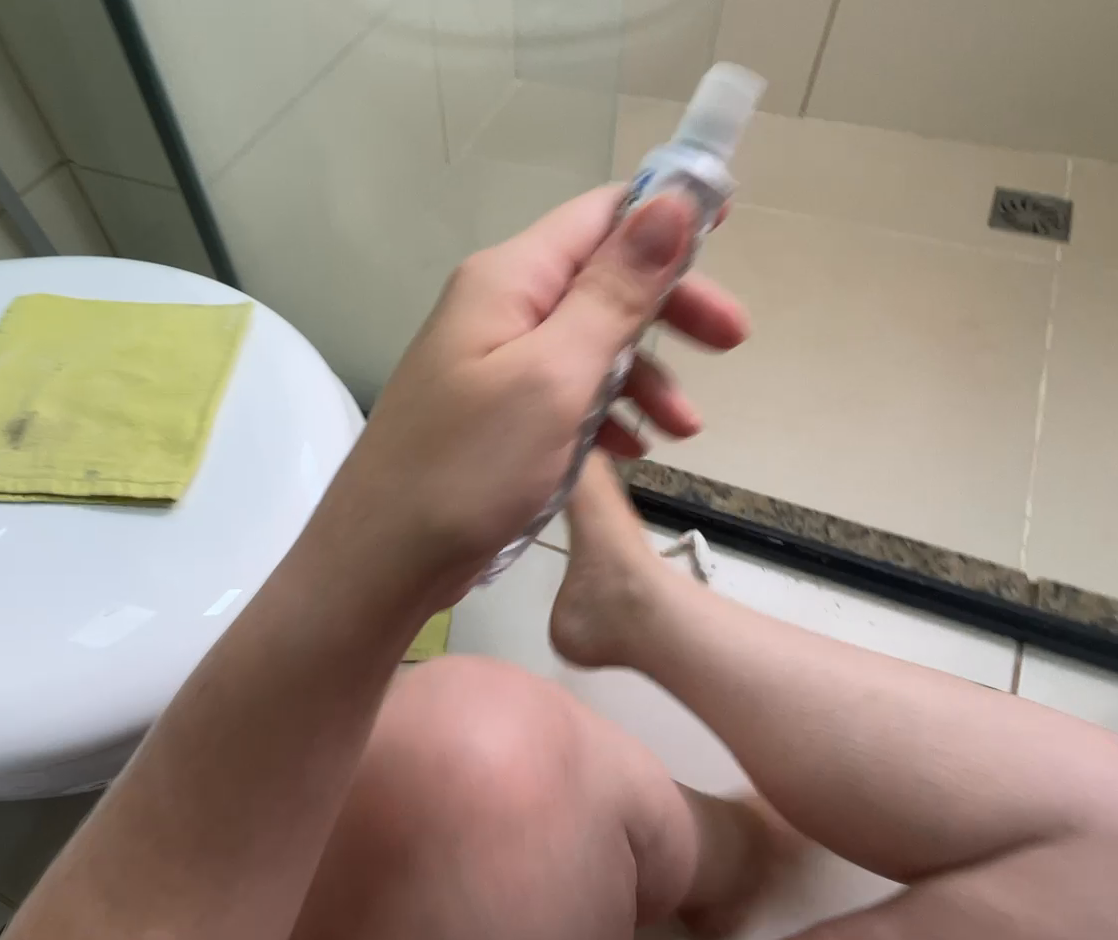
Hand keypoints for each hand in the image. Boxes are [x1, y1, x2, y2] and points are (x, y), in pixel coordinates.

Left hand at [317, 187, 747, 604]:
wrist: (384, 560)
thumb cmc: (468, 468)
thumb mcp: (553, 376)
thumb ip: (613, 293)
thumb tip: (670, 200)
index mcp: (507, 281)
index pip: (599, 217)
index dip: (665, 216)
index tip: (729, 234)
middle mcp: (497, 312)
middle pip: (600, 284)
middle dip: (668, 310)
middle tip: (733, 343)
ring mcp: (492, 368)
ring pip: (588, 348)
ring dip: (643, 378)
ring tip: (683, 430)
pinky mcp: (494, 419)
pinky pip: (563, 398)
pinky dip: (603, 416)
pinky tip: (630, 451)